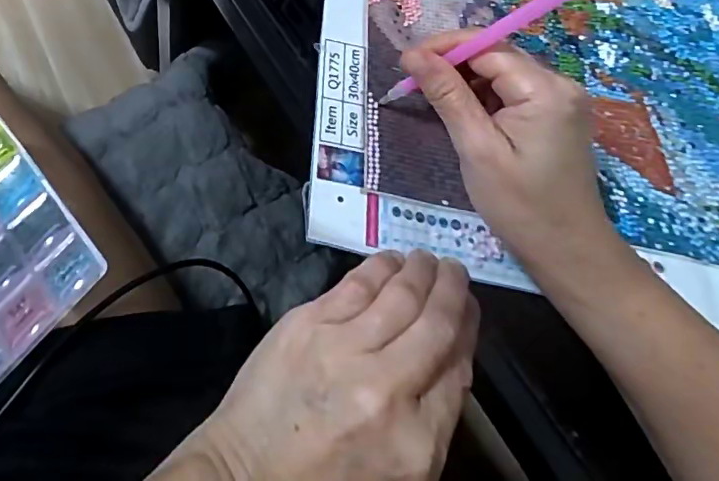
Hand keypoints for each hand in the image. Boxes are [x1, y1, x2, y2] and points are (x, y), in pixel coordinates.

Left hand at [168, 251, 476, 480]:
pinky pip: (354, 284)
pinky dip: (378, 267)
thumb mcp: (399, 473)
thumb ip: (432, 417)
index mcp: (415, 441)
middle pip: (433, 325)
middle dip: (451, 291)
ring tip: (427, 259)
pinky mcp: (307, 323)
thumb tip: (453, 356)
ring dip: (417, 271)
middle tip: (456, 270)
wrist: (248, 473)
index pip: (457, 370)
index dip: (468, 330)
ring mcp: (342, 348)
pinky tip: (389, 260)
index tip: (471, 308)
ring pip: (396, 295)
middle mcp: (385, 388)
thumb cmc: (328, 480)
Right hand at [400, 33, 617, 267]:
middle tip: (412, 79)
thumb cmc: (521, 206)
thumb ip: (447, 94)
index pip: (487, 47)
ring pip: (500, 70)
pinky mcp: (555, 113)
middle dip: (451, 62)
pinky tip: (460, 110)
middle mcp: (559, 84)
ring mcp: (560, 98)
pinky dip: (482, 94)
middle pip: (495, 54)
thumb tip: (413, 53)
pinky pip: (511, 89)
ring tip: (430, 96)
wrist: (570, 254)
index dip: (444, 48)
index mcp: (545, 89)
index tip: (406, 62)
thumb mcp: (476, 147)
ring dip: (464, 79)